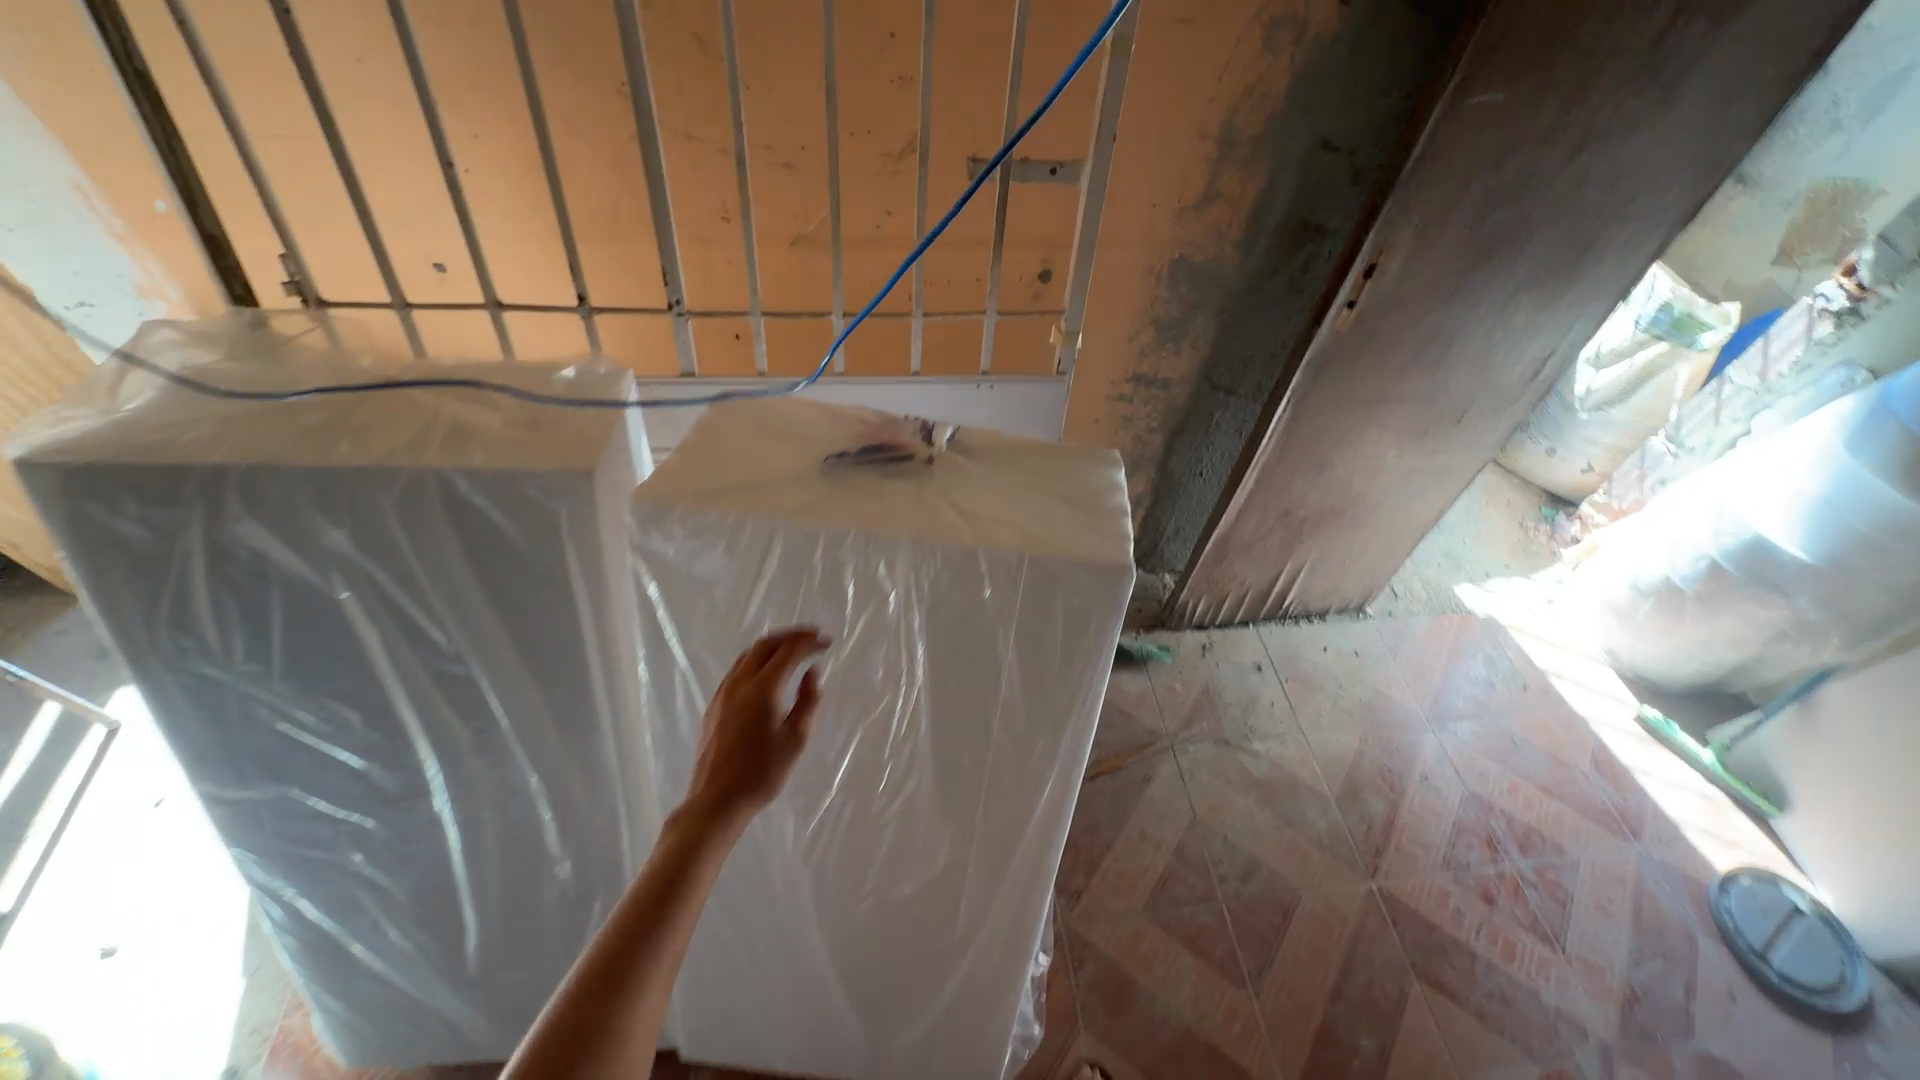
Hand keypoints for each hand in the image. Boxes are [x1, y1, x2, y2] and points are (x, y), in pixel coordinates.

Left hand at [684, 627, 829, 826]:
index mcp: (763, 689)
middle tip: (811, 638)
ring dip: (772, 646)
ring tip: (791, 650)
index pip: (789, 652)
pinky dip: (757, 660)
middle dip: (790, 636)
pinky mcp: (715, 705)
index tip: (827, 643)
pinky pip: (737, 669)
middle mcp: (740, 683)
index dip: (809, 643)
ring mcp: (723, 693)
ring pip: (748, 655)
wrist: (718, 799)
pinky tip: (767, 673)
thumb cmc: (763, 773)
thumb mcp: (796, 739)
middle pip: (765, 645)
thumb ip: (807, 701)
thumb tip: (812, 672)